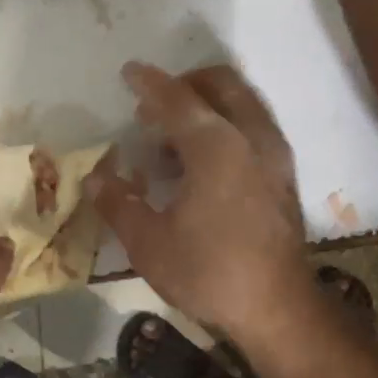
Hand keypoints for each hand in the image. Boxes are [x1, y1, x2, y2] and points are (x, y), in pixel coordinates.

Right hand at [88, 64, 316, 341]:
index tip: (129, 74)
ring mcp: (273, 155)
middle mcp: (250, 138)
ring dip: (206, 107)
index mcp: (214, 148)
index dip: (150, 86)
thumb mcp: (148, 244)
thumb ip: (120, 204)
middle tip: (152, 107)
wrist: (271, 302)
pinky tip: (202, 163)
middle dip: (185, 87)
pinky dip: (225, 128)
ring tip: (171, 138)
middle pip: (220, 87)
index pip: (177, 101)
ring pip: (242, 104)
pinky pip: (253, 128)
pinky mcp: (282, 176)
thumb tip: (95, 179)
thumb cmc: (205, 273)